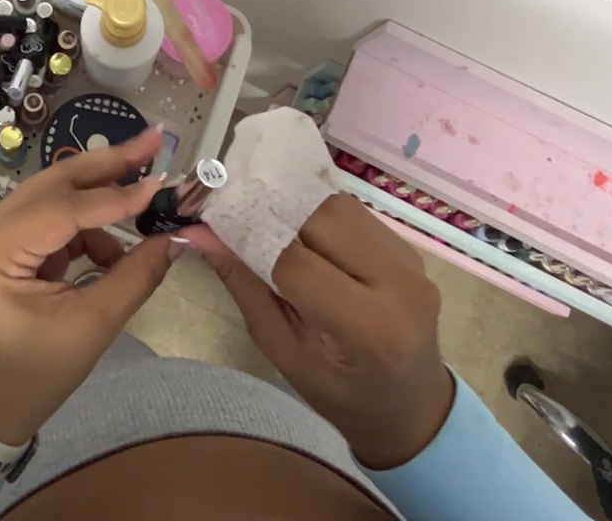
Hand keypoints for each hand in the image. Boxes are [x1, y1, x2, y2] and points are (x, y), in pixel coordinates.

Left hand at [0, 129, 178, 447]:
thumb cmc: (33, 374)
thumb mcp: (90, 327)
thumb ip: (135, 277)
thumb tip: (177, 238)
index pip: (64, 208)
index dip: (117, 195)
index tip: (162, 185)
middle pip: (57, 182)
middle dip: (109, 164)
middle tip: (154, 142)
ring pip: (57, 192)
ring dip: (102, 192)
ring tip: (147, 197)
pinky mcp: (11, 241)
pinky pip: (57, 216)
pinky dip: (89, 225)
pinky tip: (115, 251)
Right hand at [181, 194, 454, 468]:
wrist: (412, 407)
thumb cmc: (339, 393)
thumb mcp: (282, 350)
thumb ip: (244, 286)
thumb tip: (199, 233)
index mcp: (366, 328)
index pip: (295, 261)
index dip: (248, 234)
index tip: (212, 219)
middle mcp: (398, 286)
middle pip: (320, 220)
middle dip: (271, 211)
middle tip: (235, 212)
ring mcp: (411, 263)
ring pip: (337, 206)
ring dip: (295, 205)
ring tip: (265, 218)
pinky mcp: (411, 249)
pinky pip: (355, 212)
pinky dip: (319, 211)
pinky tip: (300, 226)